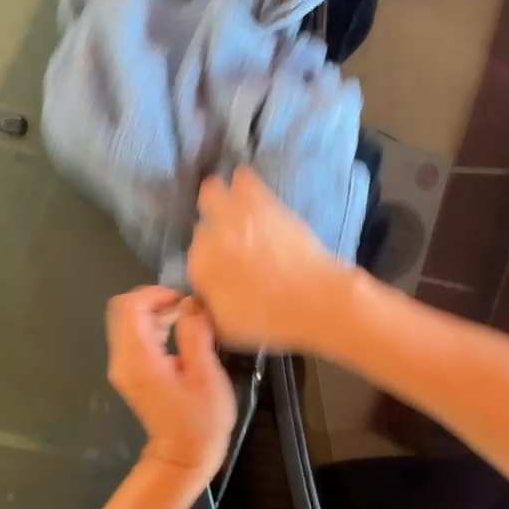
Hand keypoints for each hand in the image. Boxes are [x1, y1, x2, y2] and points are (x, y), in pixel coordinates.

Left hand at [106, 287, 236, 483]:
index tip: (185, 301)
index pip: (130, 306)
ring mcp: (124, 366)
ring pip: (129, 320)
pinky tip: (179, 333)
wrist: (184, 457)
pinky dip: (154, 325)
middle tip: (187, 308)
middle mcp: (122, 360)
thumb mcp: (206, 375)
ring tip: (188, 319)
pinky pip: (135, 335)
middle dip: (155, 300)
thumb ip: (195, 334)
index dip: (156, 294)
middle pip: (124, 309)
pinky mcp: (131, 371)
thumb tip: (191, 303)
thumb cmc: (201, 420)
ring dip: (156, 312)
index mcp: (138, 359)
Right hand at [187, 168, 354, 351]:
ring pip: (213, 191)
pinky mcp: (262, 201)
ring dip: (221, 200)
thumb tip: (200, 299)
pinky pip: (244, 179)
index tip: (224, 268)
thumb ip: (205, 310)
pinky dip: (243, 183)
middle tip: (230, 241)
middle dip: (213, 230)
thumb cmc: (271, 320)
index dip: (210, 262)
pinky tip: (249, 189)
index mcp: (199, 266)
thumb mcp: (226, 329)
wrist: (315, 300)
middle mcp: (211, 236)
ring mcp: (236, 214)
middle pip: (202, 222)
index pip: (194, 256)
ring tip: (236, 211)